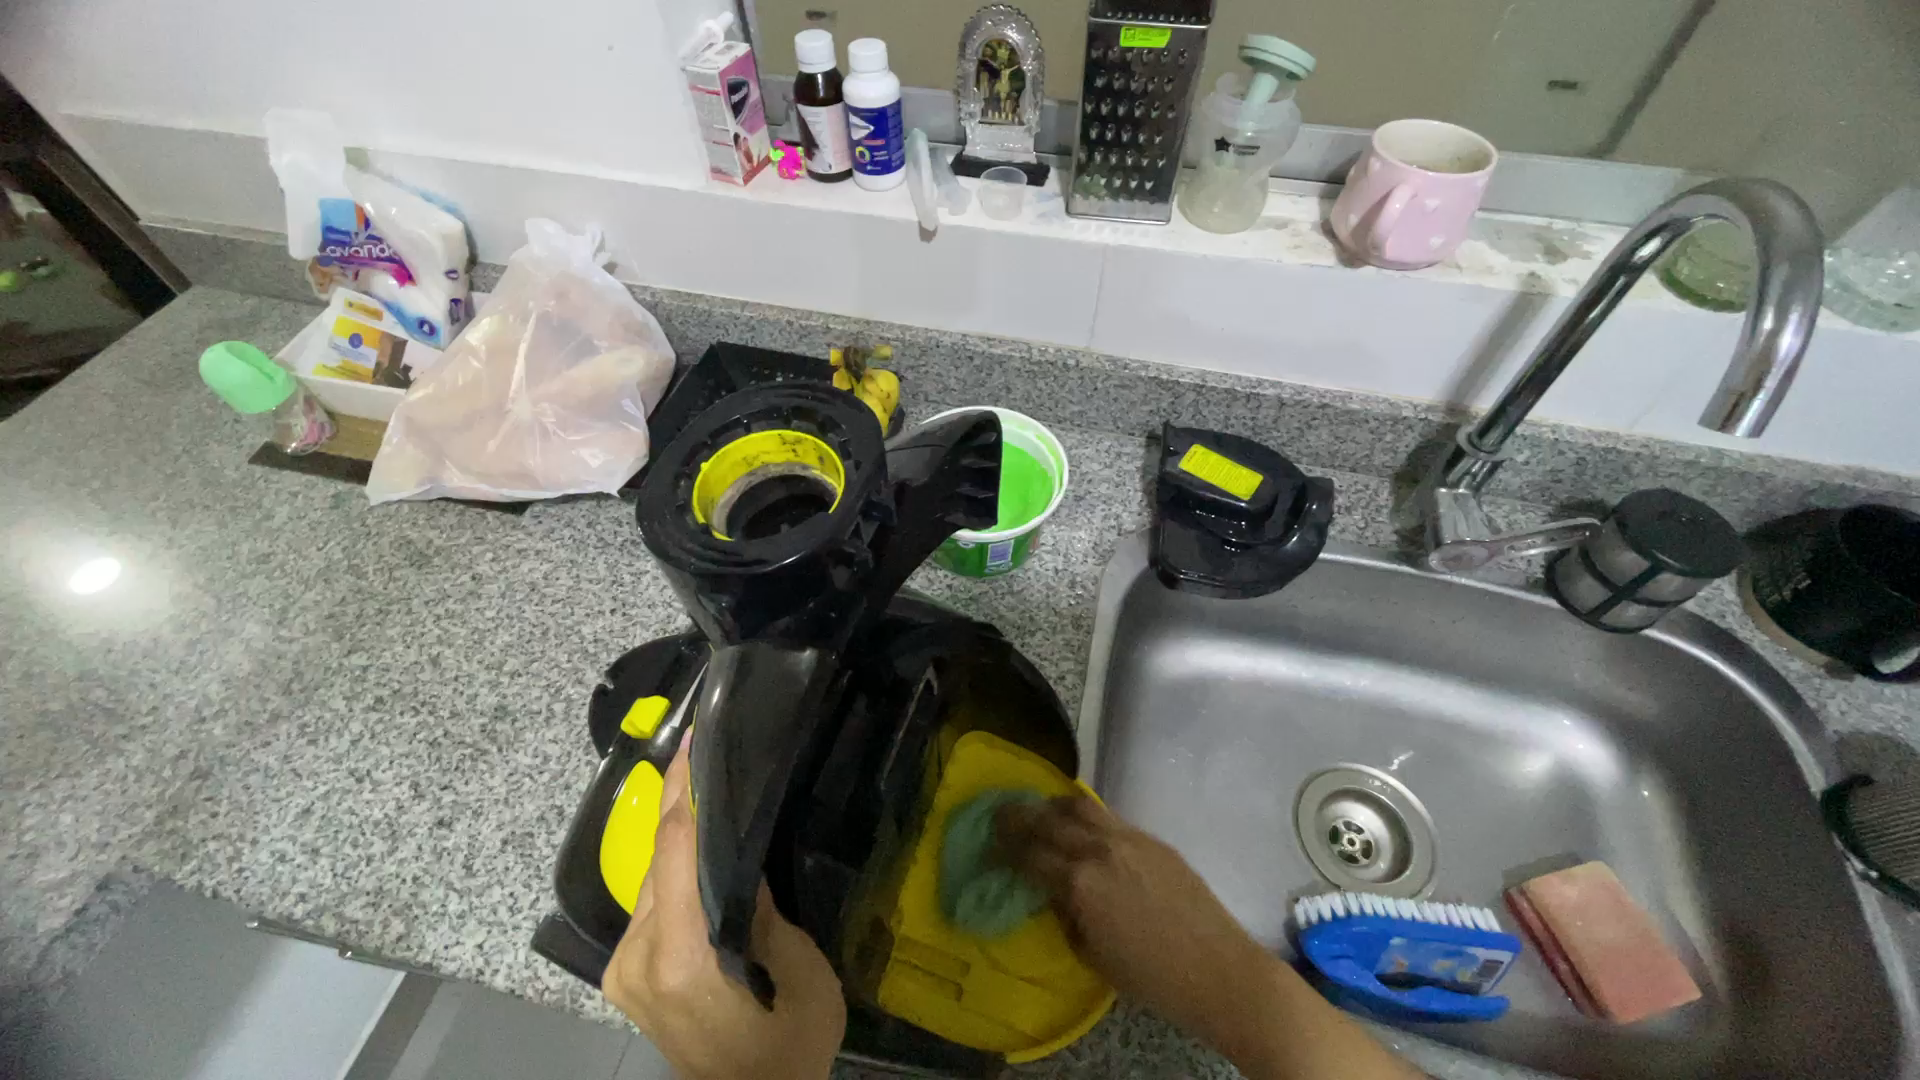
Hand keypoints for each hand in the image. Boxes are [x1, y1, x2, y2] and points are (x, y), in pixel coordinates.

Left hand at [603, 745, 846, 1079]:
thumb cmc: (789, 1041)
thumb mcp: (799, 970)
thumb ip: (761, 907)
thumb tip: (738, 850)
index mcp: (680, 955)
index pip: (673, 848)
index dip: (682, 787)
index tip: (695, 739)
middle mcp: (637, 958)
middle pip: (657, 859)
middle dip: (681, 802)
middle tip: (707, 750)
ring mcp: (624, 970)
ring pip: (650, 880)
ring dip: (677, 835)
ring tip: (706, 788)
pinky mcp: (626, 977)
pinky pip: (650, 904)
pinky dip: (672, 869)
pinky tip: (696, 846)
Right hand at [995, 796, 1420, 1079]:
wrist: (1219, 970)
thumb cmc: (1151, 977)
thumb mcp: (1093, 955)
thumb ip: (1066, 915)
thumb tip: (1053, 892)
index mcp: (1079, 883)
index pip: (1029, 854)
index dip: (1005, 848)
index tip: (990, 843)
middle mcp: (1099, 849)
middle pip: (1048, 820)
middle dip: (1020, 816)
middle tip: (1002, 814)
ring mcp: (1128, 838)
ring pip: (1080, 805)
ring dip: (1053, 805)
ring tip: (1039, 808)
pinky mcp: (1151, 839)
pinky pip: (1108, 816)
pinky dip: (1085, 814)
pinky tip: (1080, 823)